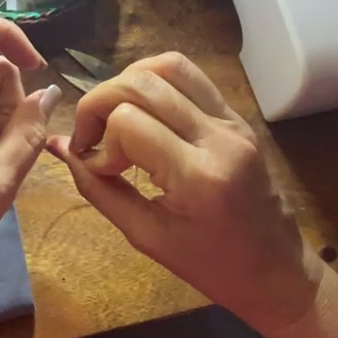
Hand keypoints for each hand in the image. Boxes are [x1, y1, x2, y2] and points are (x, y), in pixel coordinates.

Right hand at [45, 53, 323, 328]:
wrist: (279, 272)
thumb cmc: (212, 267)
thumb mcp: (146, 237)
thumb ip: (99, 188)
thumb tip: (59, 146)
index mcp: (199, 176)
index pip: (128, 121)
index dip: (98, 139)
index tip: (98, 169)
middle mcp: (219, 137)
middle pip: (143, 82)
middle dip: (101, 101)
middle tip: (92, 138)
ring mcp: (233, 120)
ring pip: (168, 66)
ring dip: (127, 83)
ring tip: (114, 117)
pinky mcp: (236, 115)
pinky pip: (189, 76)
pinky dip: (153, 83)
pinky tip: (141, 113)